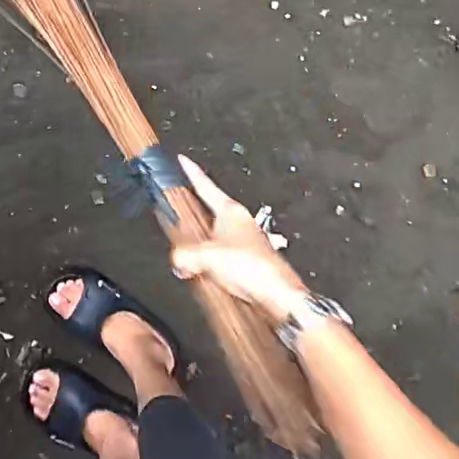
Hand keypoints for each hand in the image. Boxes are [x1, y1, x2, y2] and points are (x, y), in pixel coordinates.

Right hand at [171, 155, 307, 321]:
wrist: (282, 298)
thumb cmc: (254, 269)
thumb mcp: (206, 257)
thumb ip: (183, 255)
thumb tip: (177, 259)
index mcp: (230, 211)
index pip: (205, 185)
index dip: (192, 172)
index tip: (184, 160)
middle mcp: (242, 221)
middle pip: (212, 211)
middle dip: (196, 219)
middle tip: (182, 222)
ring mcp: (250, 240)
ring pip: (220, 235)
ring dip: (208, 246)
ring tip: (197, 260)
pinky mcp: (254, 260)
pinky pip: (229, 256)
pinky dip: (220, 265)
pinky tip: (216, 277)